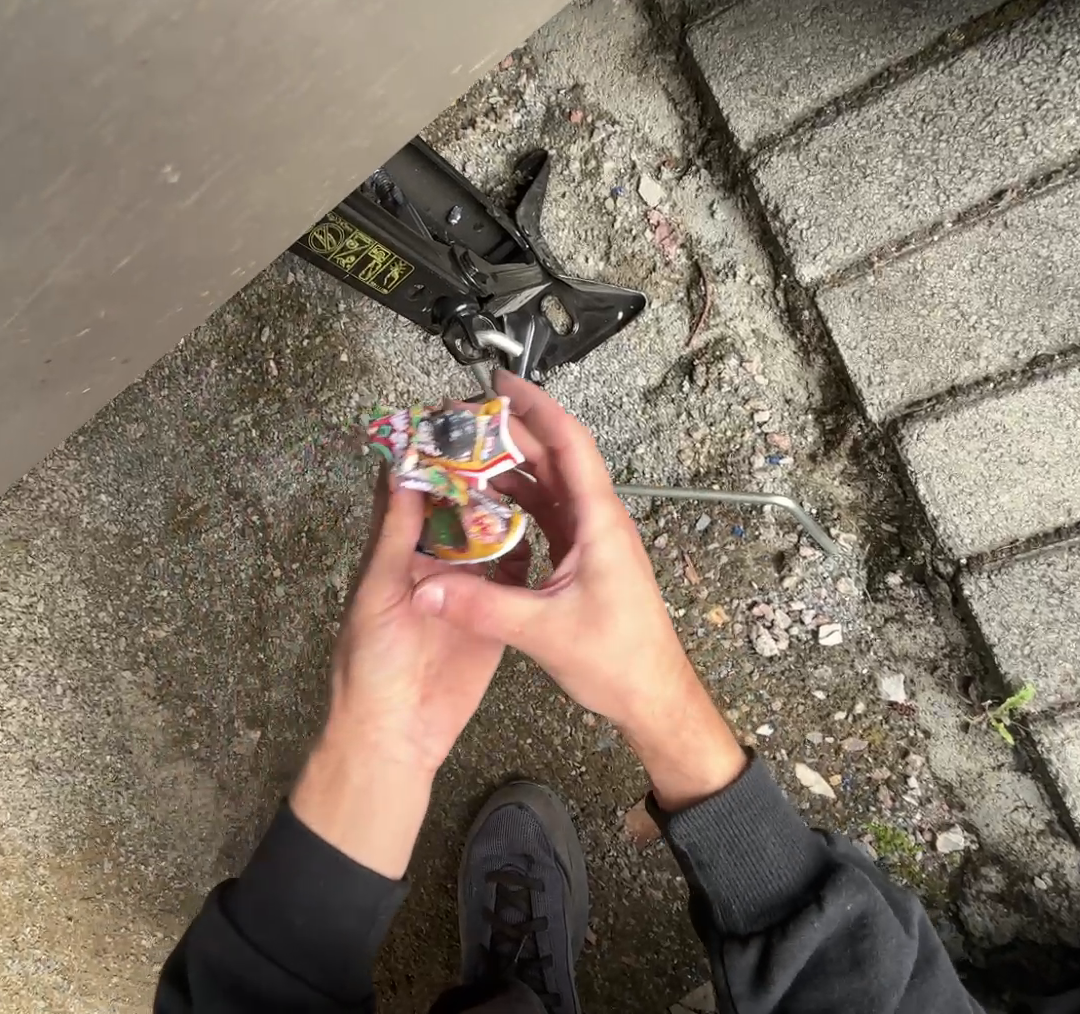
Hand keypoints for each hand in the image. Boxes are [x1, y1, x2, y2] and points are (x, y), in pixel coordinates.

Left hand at [290, 473, 528, 876]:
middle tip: (500, 436)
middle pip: (453, 506)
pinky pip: (511, 570)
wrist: (399, 731)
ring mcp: (464, 582)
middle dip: (471, 473)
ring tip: (526, 465)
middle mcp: (430, 560)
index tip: (447, 421)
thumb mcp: (378, 593)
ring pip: (485, 533)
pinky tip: (543, 519)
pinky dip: (523, 546)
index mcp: (395, 551)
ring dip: (500, 503)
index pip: (408, 493)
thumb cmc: (371, 662)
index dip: (424, 458)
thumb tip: (402, 474)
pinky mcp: (490, 606)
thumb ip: (394, 537)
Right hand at [408, 371, 744, 810]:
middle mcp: (597, 520)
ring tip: (466, 454)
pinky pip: (546, 515)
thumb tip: (426, 590)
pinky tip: (486, 505)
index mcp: (598, 521)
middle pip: (554, 458)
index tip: (502, 382)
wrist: (653, 697)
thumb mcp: (544, 632)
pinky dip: (516, 503)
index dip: (537, 407)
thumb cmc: (619, 660)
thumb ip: (482, 607)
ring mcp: (590, 539)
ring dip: (511, 467)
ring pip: (548, 486)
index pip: (570, 444)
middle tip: (466, 417)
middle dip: (513, 431)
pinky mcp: (582, 559)